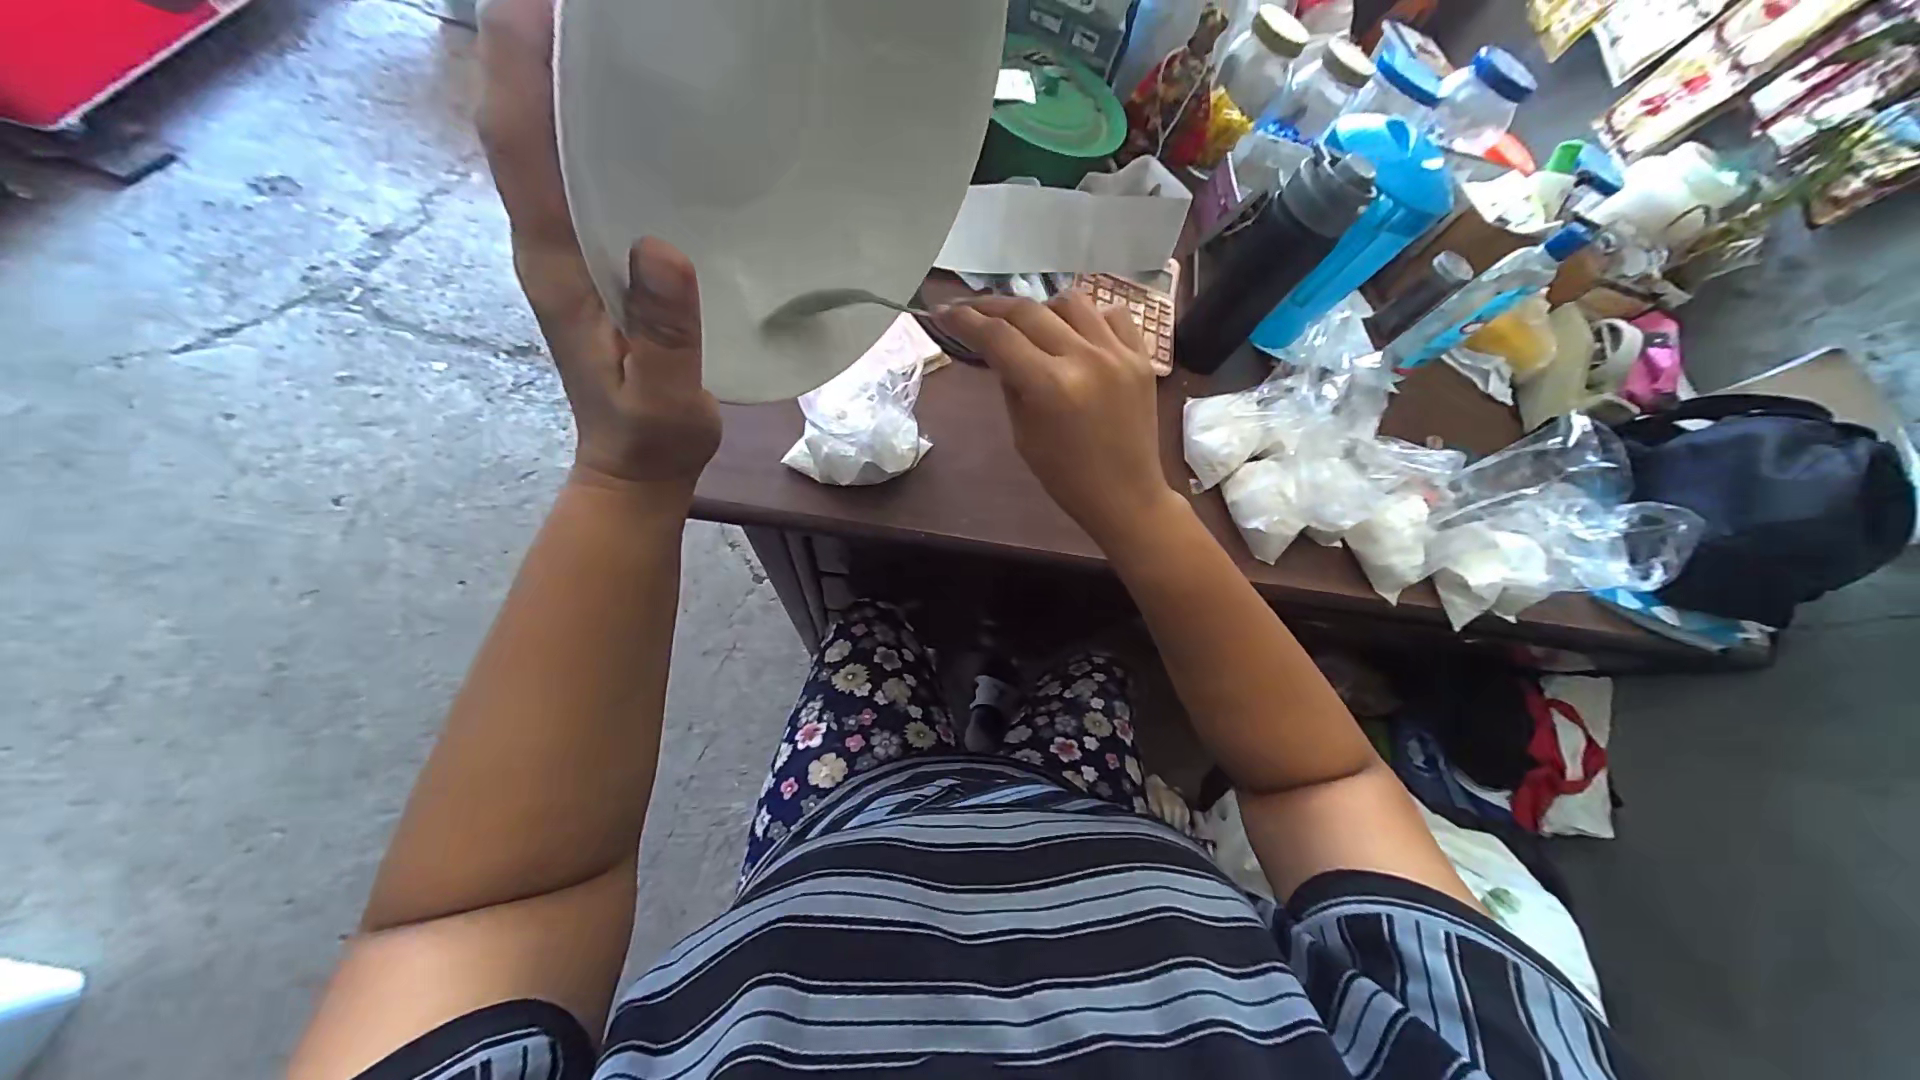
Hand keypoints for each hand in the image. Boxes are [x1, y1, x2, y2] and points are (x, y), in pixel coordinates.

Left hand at [476, 0, 719, 495]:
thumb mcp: (664, 399)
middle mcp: (548, 245)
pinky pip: (579, 176)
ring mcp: (569, 253)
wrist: (632, 470)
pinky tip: (631, 112)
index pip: (519, 147)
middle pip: (518, 124)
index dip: (521, 63)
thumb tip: (664, 248)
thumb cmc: (650, 440)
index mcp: (556, 268)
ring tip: (604, 33)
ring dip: (557, 77)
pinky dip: (590, 127)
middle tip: (587, 5)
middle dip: (532, 46)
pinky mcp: (595, 263)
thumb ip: (663, 334)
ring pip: (544, 144)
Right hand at [934, 294, 1183, 545]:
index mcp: (1049, 386)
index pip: (997, 337)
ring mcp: (1118, 354)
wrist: (1126, 496)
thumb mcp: (1023, 434)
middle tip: (973, 310)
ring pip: (1070, 302)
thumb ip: (1010, 385)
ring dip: (1041, 309)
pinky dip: (1088, 318)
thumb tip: (1000, 349)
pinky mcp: (1142, 357)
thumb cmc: (1066, 477)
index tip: (944, 313)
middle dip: (992, 307)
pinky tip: (1077, 335)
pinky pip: (1112, 314)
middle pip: (1028, 311)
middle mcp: (1084, 359)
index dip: (964, 320)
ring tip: (1031, 326)